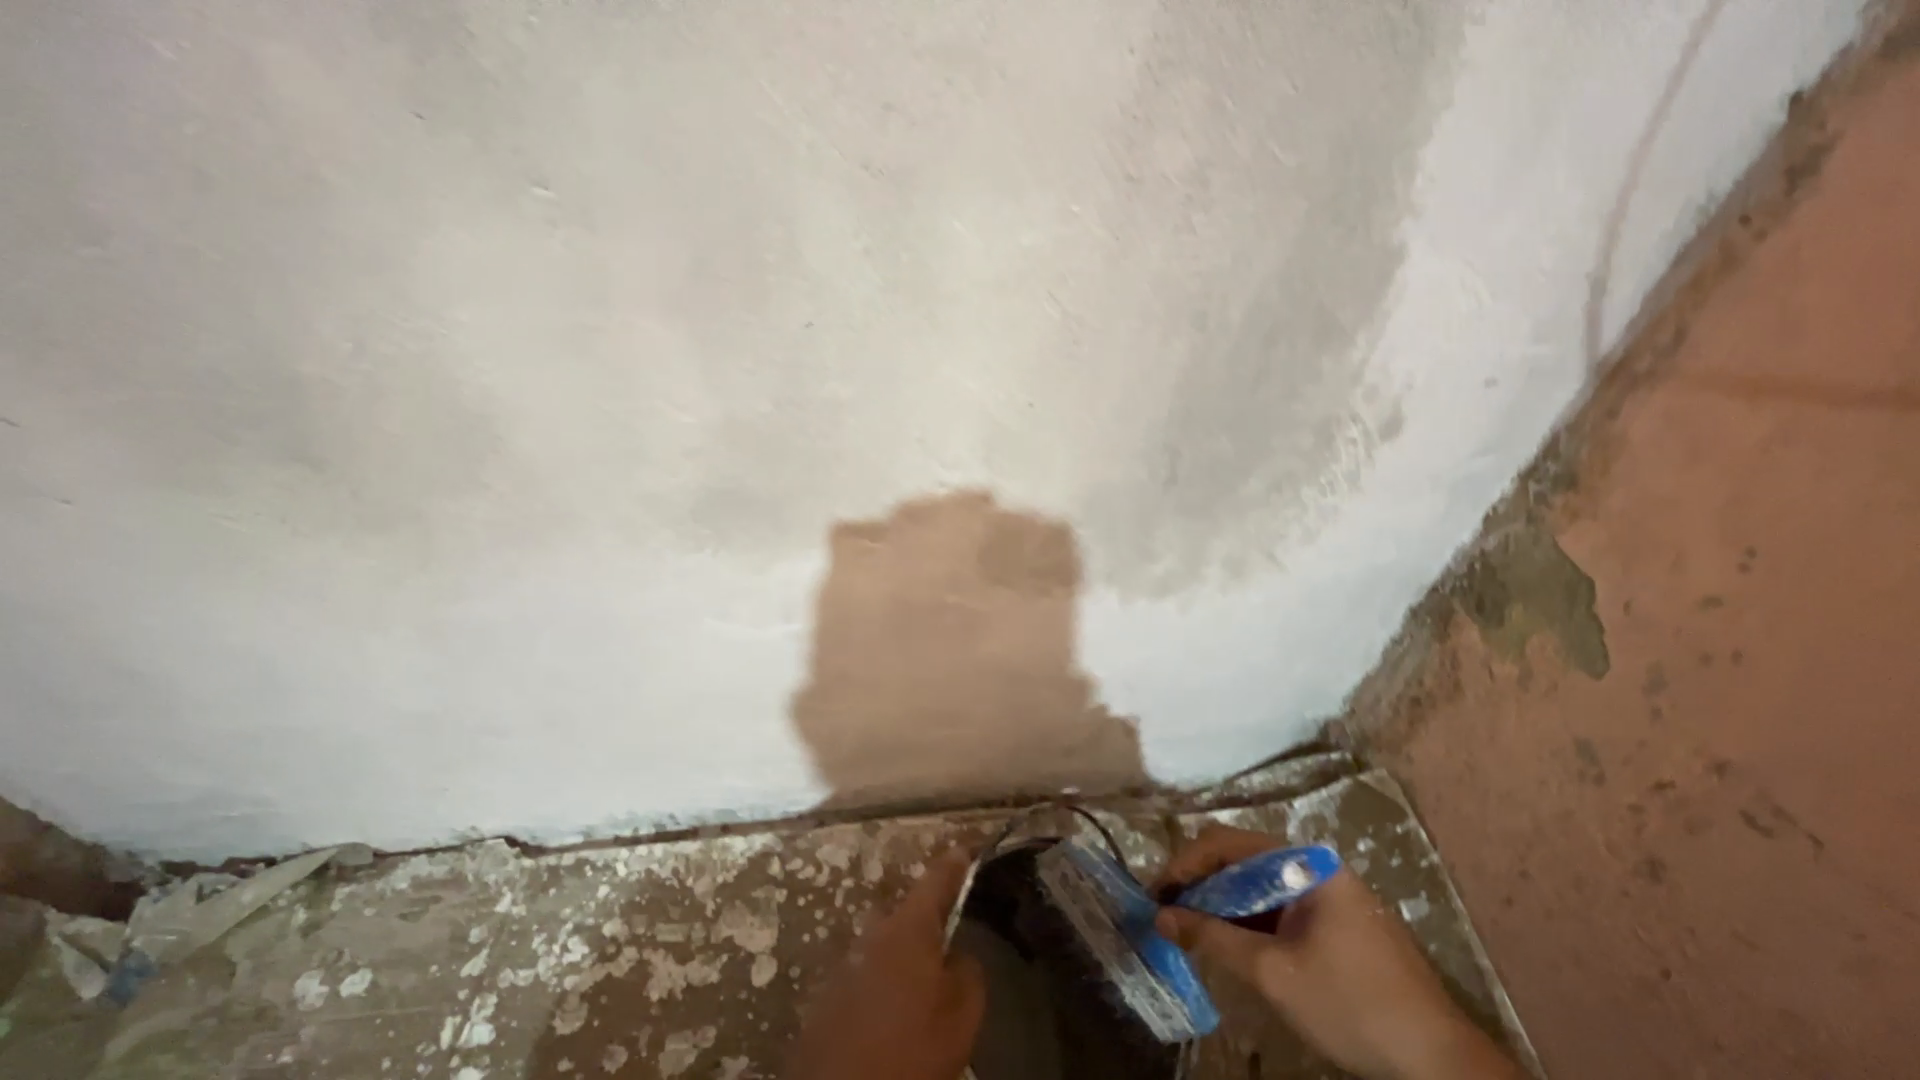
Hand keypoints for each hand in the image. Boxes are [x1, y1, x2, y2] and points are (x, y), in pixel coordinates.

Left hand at [784, 849, 985, 1079]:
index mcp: (908, 929)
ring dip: (904, 955)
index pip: (935, 880)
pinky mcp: (830, 993)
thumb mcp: (962, 1015)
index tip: (965, 847)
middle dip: (927, 919)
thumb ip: (968, 972)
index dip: (954, 863)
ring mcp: (847, 962)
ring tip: (924, 980)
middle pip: (906, 913)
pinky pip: (868, 973)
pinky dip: (884, 981)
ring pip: (885, 945)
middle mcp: (873, 934)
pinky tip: (895, 1008)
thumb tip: (958, 955)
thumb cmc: (911, 1048)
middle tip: (949, 935)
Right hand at [1154, 826, 1520, 1079]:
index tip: (1154, 895)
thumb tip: (1161, 916)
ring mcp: (1331, 893)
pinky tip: (1230, 943)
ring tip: (1190, 931)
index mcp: (1307, 864)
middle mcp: (1318, 866)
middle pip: (1242, 858)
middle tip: (1167, 915)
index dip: (1184, 864)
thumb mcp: (1272, 973)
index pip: (1227, 842)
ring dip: (1222, 903)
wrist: (1437, 1059)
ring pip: (1260, 884)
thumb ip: (1212, 937)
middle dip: (1200, 884)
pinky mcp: (1337, 921)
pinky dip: (1249, 919)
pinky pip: (1280, 905)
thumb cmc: (1351, 1006)